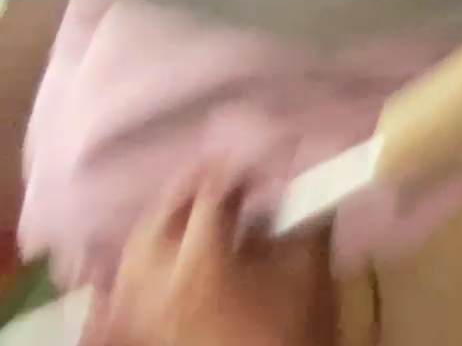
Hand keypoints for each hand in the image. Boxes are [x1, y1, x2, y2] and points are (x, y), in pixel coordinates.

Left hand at [88, 172, 335, 345]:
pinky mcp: (139, 327)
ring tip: (190, 205)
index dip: (232, 174)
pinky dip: (140, 260)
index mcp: (203, 262)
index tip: (256, 160)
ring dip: (161, 222)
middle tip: (214, 171)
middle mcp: (158, 282)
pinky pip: (124, 285)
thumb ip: (308, 222)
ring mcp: (141, 309)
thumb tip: (308, 189)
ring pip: (133, 254)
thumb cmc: (293, 321)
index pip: (209, 201)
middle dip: (184, 192)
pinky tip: (161, 250)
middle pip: (157, 224)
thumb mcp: (311, 266)